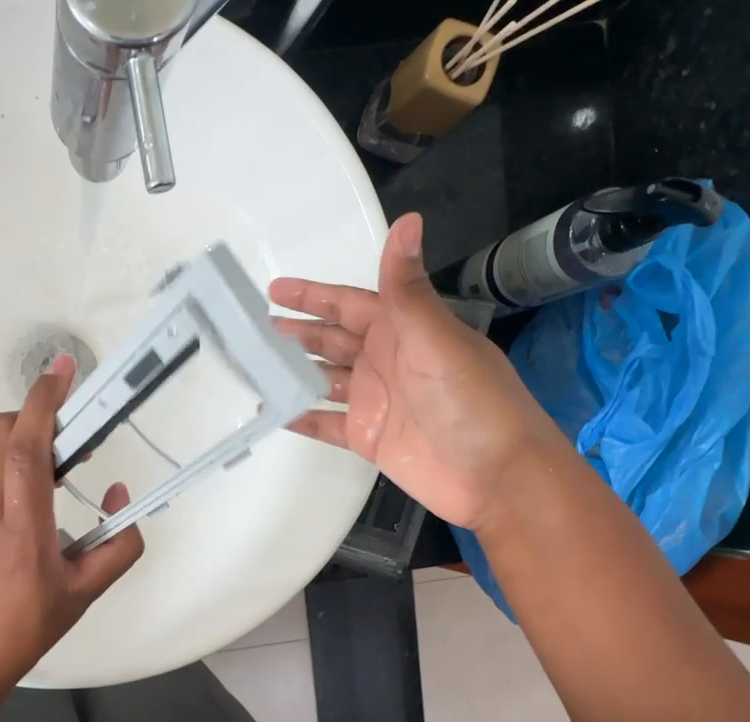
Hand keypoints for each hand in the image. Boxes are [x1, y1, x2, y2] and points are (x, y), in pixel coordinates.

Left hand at [0, 353, 145, 694]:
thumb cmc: (25, 629)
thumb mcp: (84, 595)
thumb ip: (118, 546)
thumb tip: (117, 497)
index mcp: (22, 530)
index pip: (28, 448)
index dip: (45, 403)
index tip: (63, 371)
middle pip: (1, 432)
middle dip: (35, 413)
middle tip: (74, 434)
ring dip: (21, 435)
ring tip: (57, 463)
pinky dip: (7, 458)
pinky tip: (30, 490)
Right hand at [269, 213, 563, 530]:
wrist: (496, 474)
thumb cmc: (472, 401)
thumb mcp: (436, 338)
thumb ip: (407, 289)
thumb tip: (407, 219)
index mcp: (403, 330)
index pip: (349, 304)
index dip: (313, 296)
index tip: (274, 290)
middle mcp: (385, 360)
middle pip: (331, 340)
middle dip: (296, 332)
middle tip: (254, 329)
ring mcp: (375, 401)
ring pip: (323, 379)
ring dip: (292, 372)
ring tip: (253, 366)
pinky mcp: (368, 438)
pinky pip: (325, 424)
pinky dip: (301, 417)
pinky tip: (272, 413)